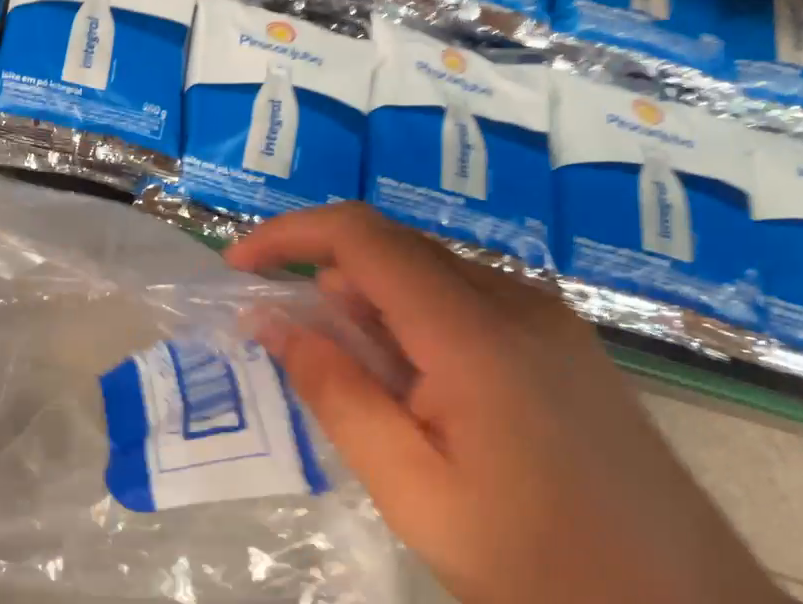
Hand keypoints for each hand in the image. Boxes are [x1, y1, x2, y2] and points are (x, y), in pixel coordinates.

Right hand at [227, 203, 787, 603]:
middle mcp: (516, 303)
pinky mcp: (566, 346)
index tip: (236, 266)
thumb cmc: (541, 567)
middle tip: (291, 346)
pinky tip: (415, 390)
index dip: (287, 235)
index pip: (360, 236)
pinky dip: (413, 322)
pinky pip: (465, 301)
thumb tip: (269, 319)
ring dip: (369, 304)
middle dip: (324, 278)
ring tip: (358, 384)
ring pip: (427, 273)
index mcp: (475, 332)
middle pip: (391, 248)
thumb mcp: (414, 492)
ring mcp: (550, 322)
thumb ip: (336, 392)